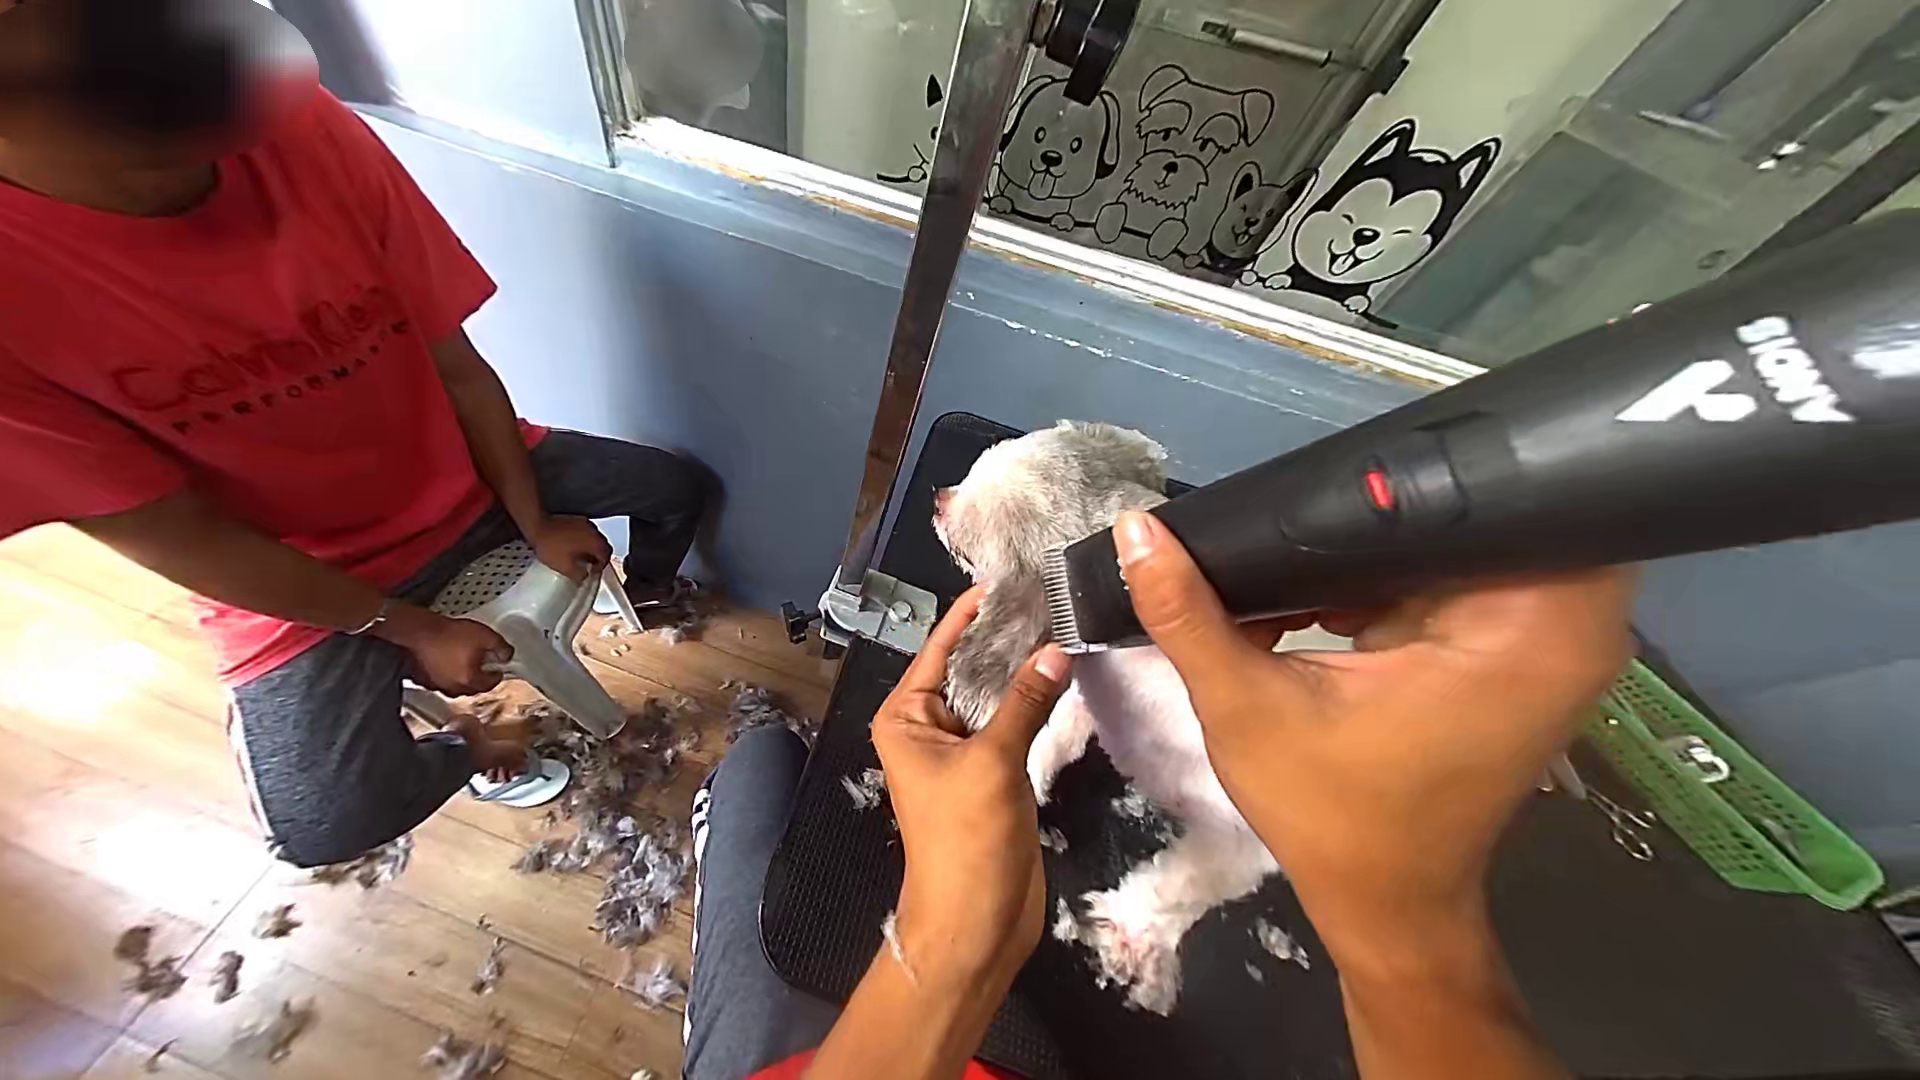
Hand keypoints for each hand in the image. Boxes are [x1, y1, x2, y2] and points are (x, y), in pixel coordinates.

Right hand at [381, 606, 514, 696]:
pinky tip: (447, 668)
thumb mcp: (487, 637)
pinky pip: (437, 683)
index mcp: (468, 678)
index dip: (496, 676)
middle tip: (485, 672)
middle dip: (480, 682)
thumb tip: (507, 656)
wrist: (419, 630)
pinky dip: (445, 678)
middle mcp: (450, 686)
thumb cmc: (449, 634)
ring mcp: (433, 683)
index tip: (498, 671)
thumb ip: (502, 648)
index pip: (488, 685)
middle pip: (471, 690)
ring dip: (462, 681)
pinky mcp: (420, 678)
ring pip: (453, 689)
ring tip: (468, 669)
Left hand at [529, 515, 610, 581]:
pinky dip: (581, 539)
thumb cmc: (550, 545)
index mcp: (596, 544)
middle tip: (588, 564)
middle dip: (597, 557)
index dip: (601, 567)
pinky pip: (584, 531)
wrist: (537, 526)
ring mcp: (586, 524)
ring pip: (594, 538)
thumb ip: (580, 575)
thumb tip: (585, 576)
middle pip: (602, 547)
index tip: (593, 571)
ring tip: (578, 554)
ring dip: (589, 547)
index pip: (607, 557)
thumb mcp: (565, 567)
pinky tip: (570, 544)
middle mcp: (595, 532)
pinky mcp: (576, 519)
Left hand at [872, 588, 1069, 985]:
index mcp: (906, 716)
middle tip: (1044, 598)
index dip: (968, 615)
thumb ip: (1025, 702)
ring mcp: (961, 745)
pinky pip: (1010, 719)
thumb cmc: (965, 840)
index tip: (1001, 583)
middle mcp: (928, 724)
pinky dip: (1032, 698)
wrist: (975, 924)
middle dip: (1002, 638)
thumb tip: (1056, 649)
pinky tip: (1059, 672)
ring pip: (993, 693)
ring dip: (1021, 668)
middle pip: (968, 667)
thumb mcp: (992, 762)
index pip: (939, 649)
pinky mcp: (991, 766)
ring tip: (1058, 624)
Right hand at [1112, 511, 1632, 961]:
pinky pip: (1430, 582)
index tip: (1305, 494)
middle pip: (1451, 516)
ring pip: (1434, 548)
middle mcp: (1552, 623)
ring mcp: (1528, 639)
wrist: (1377, 897)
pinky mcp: (1493, 655)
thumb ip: (1185, 612)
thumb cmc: (1325, 809)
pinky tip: (1307, 603)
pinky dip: (1367, 585)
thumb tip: (1135, 529)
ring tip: (1281, 570)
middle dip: (1358, 521)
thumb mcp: (1239, 703)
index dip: (1391, 480)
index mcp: (1519, 630)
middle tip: (1275, 530)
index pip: (1477, 496)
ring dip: (1356, 555)